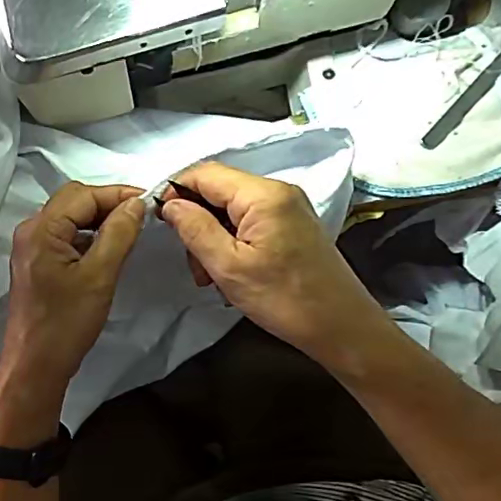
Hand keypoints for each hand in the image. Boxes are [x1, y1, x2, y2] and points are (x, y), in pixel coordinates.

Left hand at [0, 183, 148, 439]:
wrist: (36, 367)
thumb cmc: (66, 323)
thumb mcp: (100, 276)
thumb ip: (119, 234)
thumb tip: (136, 204)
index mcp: (41, 230)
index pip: (83, 194)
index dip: (118, 194)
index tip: (149, 201)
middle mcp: (30, 232)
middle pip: (74, 201)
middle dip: (108, 203)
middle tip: (142, 215)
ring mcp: (31, 248)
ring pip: (70, 219)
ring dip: (99, 220)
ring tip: (130, 230)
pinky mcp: (36, 264)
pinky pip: (65, 237)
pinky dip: (88, 237)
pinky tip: (108, 249)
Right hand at [159, 163, 393, 369]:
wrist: (341, 327)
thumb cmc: (285, 300)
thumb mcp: (229, 267)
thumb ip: (195, 229)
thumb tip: (170, 203)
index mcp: (263, 195)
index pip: (205, 173)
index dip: (175, 190)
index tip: (158, 220)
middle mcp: (279, 192)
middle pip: (218, 191)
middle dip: (197, 222)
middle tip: (196, 266)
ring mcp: (289, 208)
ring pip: (231, 210)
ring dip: (213, 238)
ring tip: (213, 277)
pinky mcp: (293, 227)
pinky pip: (250, 223)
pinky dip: (233, 244)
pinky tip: (232, 274)